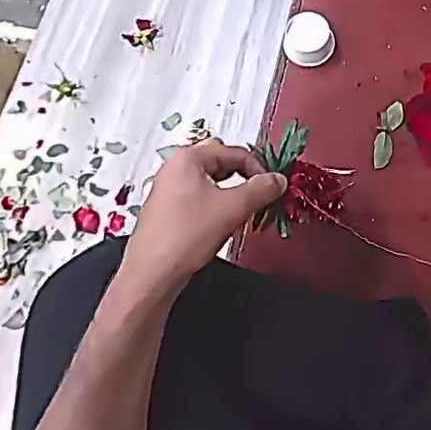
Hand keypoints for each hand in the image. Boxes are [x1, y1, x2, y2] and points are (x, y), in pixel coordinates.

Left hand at [117, 139, 285, 296]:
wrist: (151, 276)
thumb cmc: (187, 236)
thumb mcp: (233, 208)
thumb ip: (262, 189)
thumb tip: (279, 180)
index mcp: (187, 159)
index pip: (235, 153)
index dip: (259, 169)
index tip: (271, 187)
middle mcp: (174, 168)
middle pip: (222, 162)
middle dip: (244, 177)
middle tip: (257, 194)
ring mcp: (168, 189)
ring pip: (211, 181)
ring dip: (231, 192)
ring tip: (242, 210)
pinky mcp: (167, 210)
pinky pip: (200, 197)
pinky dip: (216, 204)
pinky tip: (222, 223)